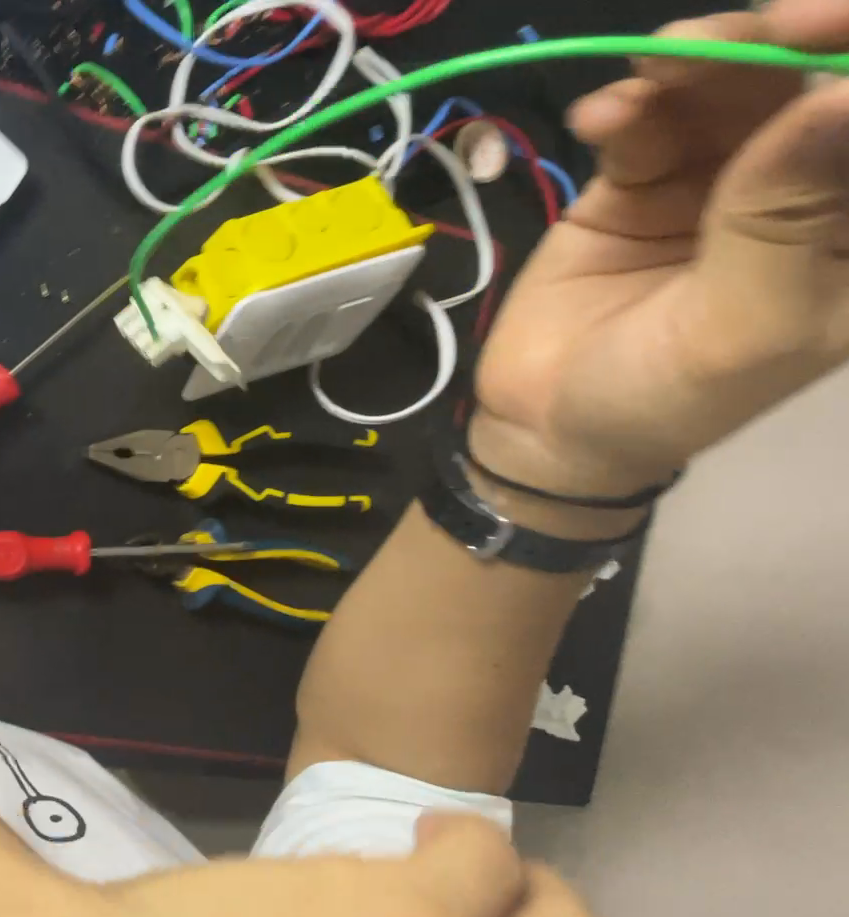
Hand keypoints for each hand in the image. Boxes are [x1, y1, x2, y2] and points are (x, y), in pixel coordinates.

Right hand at [473, 0, 848, 493]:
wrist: (544, 428)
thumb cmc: (663, 399)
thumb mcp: (743, 327)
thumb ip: (783, 222)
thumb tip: (831, 98)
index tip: (816, 34)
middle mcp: (813, 186)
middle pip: (826, 80)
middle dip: (786, 39)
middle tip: (724, 41)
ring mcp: (723, 181)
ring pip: (737, 85)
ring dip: (700, 61)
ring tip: (649, 68)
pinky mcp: (639, 187)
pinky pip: (649, 123)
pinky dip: (626, 107)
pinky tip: (598, 119)